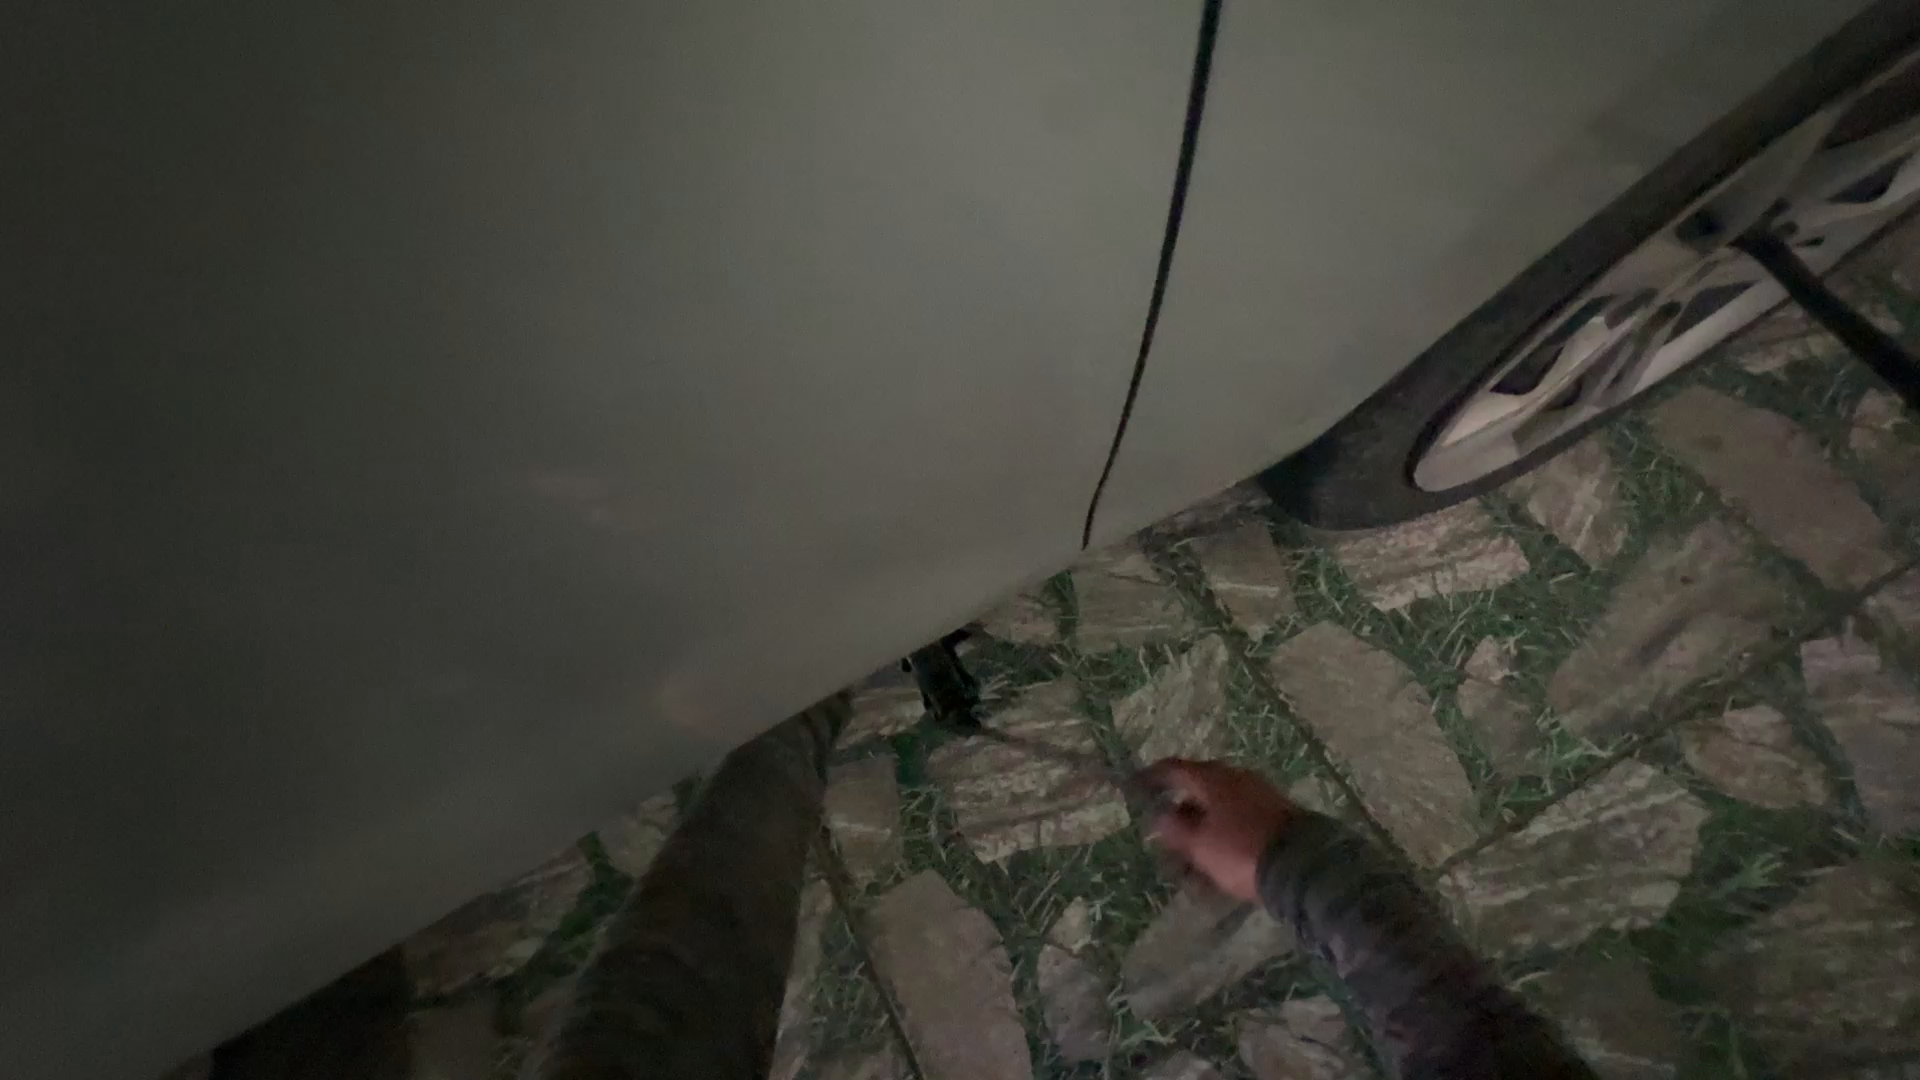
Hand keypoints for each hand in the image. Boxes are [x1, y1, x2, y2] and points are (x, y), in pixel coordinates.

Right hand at [1138, 758, 1296, 901]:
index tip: (1133, 787)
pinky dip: (1223, 835)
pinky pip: (1239, 820)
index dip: (1150, 778)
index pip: (1173, 769)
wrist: (1307, 866)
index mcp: (1212, 777)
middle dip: (1179, 812)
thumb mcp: (1199, 844)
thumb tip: (1158, 816)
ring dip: (1201, 829)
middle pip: (1198, 790)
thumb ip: (1174, 828)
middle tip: (1164, 835)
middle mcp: (1235, 778)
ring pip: (1219, 808)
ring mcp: (1259, 795)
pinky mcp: (1277, 816)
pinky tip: (1219, 858)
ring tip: (1190, 858)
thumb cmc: (1242, 850)